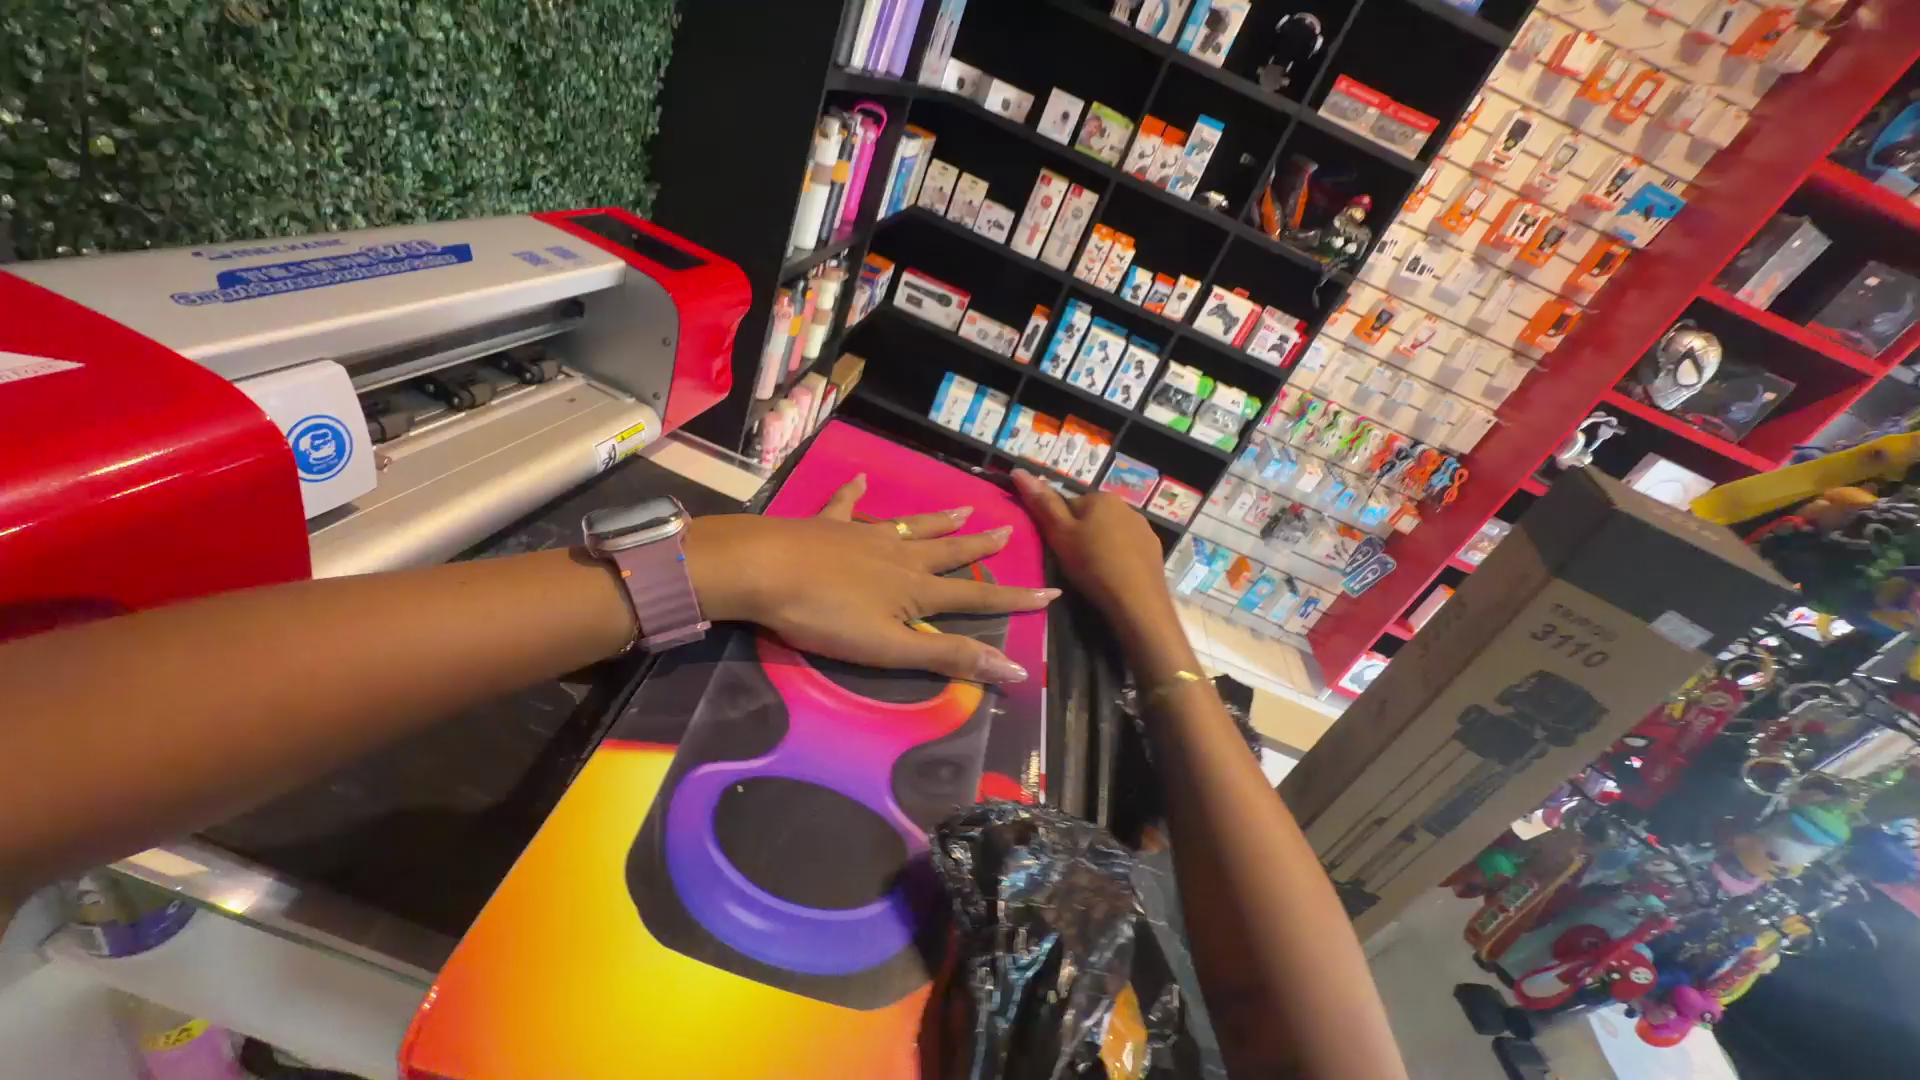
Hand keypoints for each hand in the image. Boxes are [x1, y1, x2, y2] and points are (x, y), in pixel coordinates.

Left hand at [683, 475, 1055, 681]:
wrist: (762, 569)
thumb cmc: (825, 616)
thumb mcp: (890, 648)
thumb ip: (949, 656)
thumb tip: (1015, 667)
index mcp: (915, 589)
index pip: (975, 596)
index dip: (1013, 599)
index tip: (1049, 593)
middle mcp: (898, 555)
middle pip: (947, 551)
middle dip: (979, 545)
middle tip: (1007, 530)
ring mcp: (862, 534)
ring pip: (910, 526)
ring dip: (938, 520)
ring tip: (963, 508)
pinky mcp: (827, 524)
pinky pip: (847, 505)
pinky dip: (855, 494)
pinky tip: (859, 480)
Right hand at [1010, 469, 1175, 630]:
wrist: (1136, 601)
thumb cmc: (1092, 564)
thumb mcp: (1059, 534)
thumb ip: (1042, 504)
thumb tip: (1019, 471)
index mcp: (1101, 497)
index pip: (1070, 506)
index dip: (1060, 528)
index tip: (1059, 549)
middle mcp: (1126, 505)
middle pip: (1092, 518)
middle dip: (1082, 536)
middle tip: (1074, 563)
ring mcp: (1143, 528)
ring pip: (1110, 533)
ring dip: (1100, 546)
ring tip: (1093, 573)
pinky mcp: (1154, 549)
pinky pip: (1127, 548)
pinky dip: (1119, 558)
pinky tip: (1114, 577)